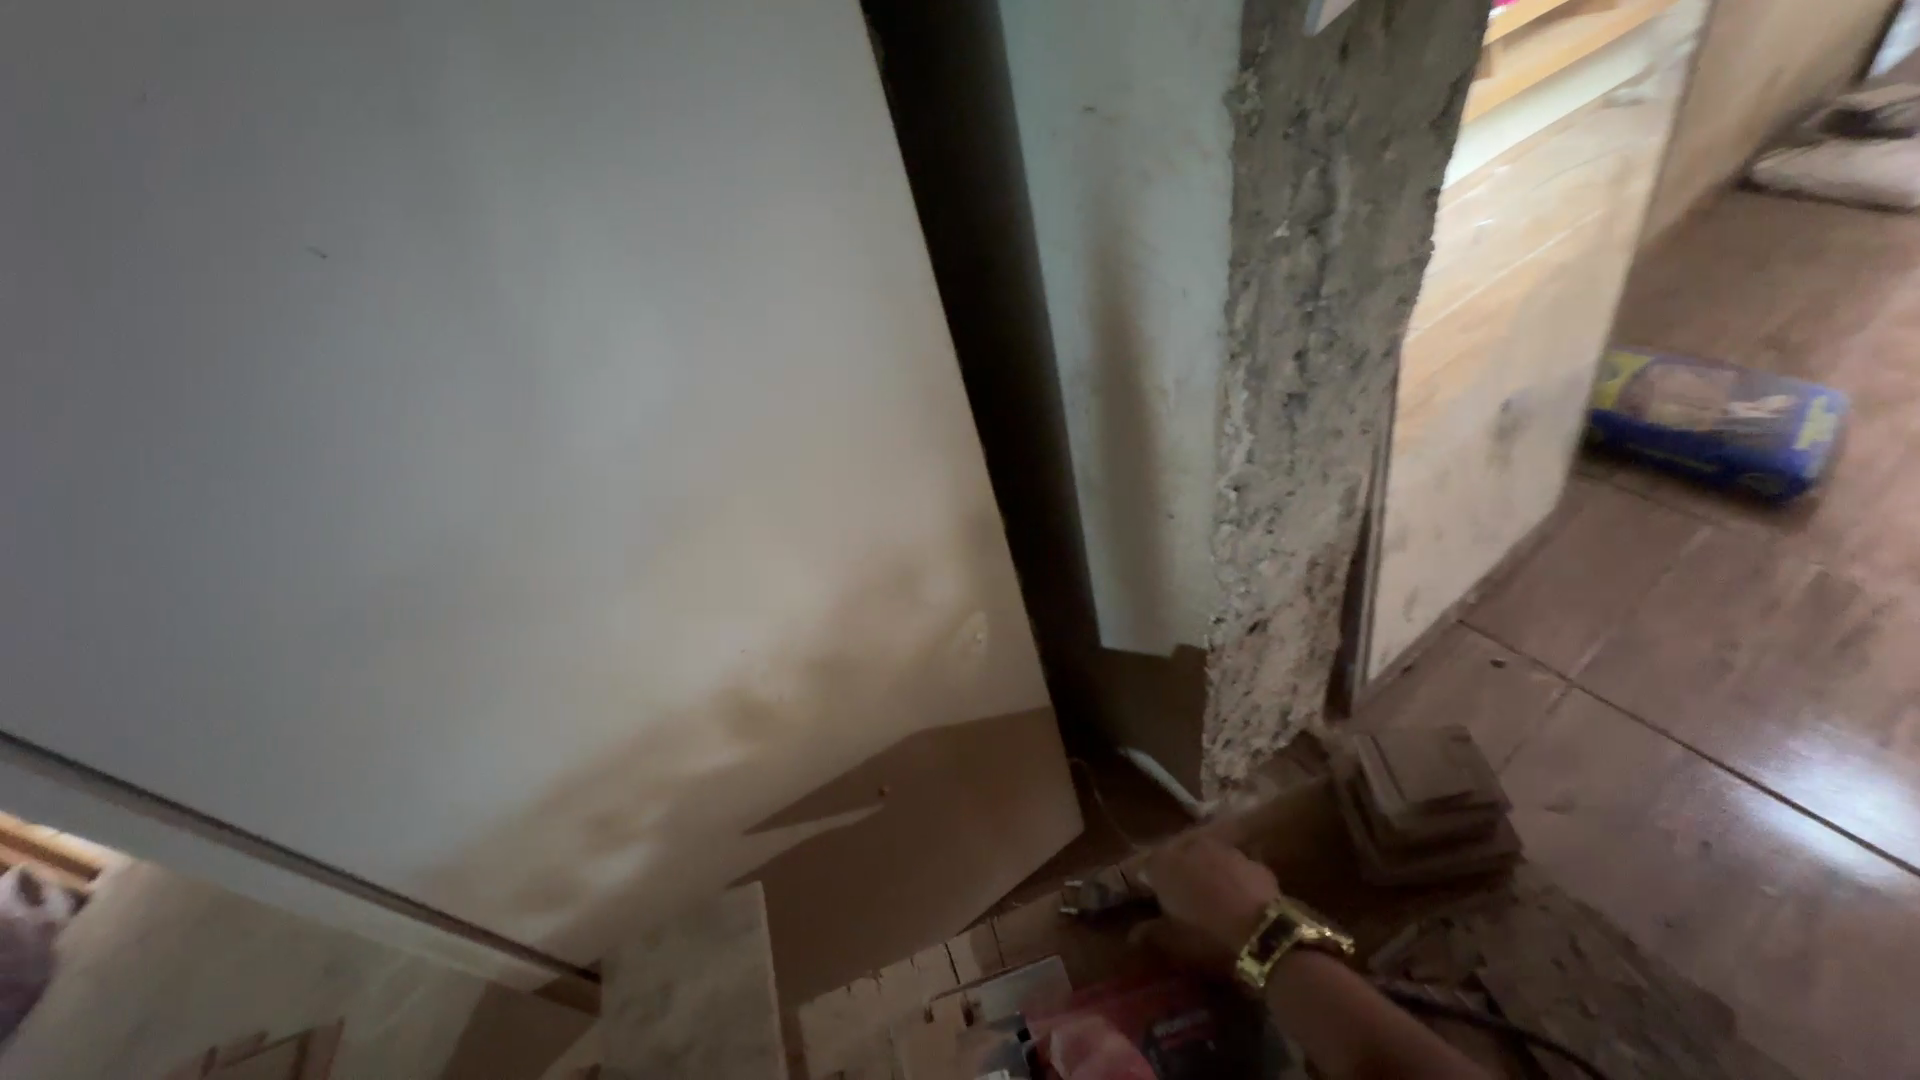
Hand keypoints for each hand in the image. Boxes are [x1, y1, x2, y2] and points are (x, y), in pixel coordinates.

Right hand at [1136, 834, 1280, 972]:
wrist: (1266, 936)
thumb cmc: (1207, 936)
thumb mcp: (1171, 943)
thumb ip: (1148, 934)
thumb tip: (1132, 934)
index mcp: (1164, 864)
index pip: (1145, 869)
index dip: (1148, 887)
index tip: (1153, 904)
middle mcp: (1192, 847)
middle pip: (1178, 859)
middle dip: (1178, 876)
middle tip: (1182, 902)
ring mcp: (1226, 851)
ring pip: (1208, 860)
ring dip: (1207, 875)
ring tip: (1212, 902)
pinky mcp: (1254, 863)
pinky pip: (1236, 870)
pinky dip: (1234, 882)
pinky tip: (1239, 903)